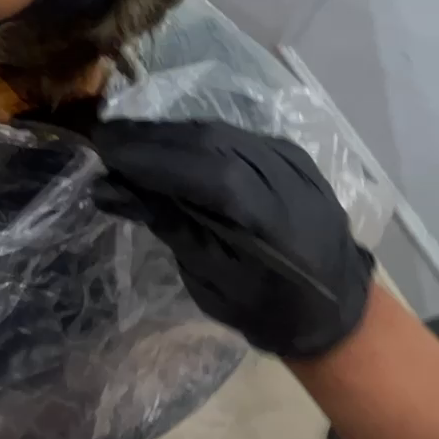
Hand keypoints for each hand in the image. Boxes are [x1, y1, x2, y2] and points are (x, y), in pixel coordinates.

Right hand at [67, 115, 375, 359]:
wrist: (337, 308)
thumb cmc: (266, 307)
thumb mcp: (208, 276)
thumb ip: (164, 222)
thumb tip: (108, 189)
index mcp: (265, 215)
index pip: (197, 168)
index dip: (146, 155)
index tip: (101, 149)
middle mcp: (281, 174)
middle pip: (206, 139)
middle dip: (149, 136)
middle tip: (104, 139)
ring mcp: (289, 158)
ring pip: (218, 130)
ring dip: (168, 132)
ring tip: (126, 138)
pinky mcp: (290, 153)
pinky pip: (232, 135)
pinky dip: (193, 137)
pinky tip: (167, 143)